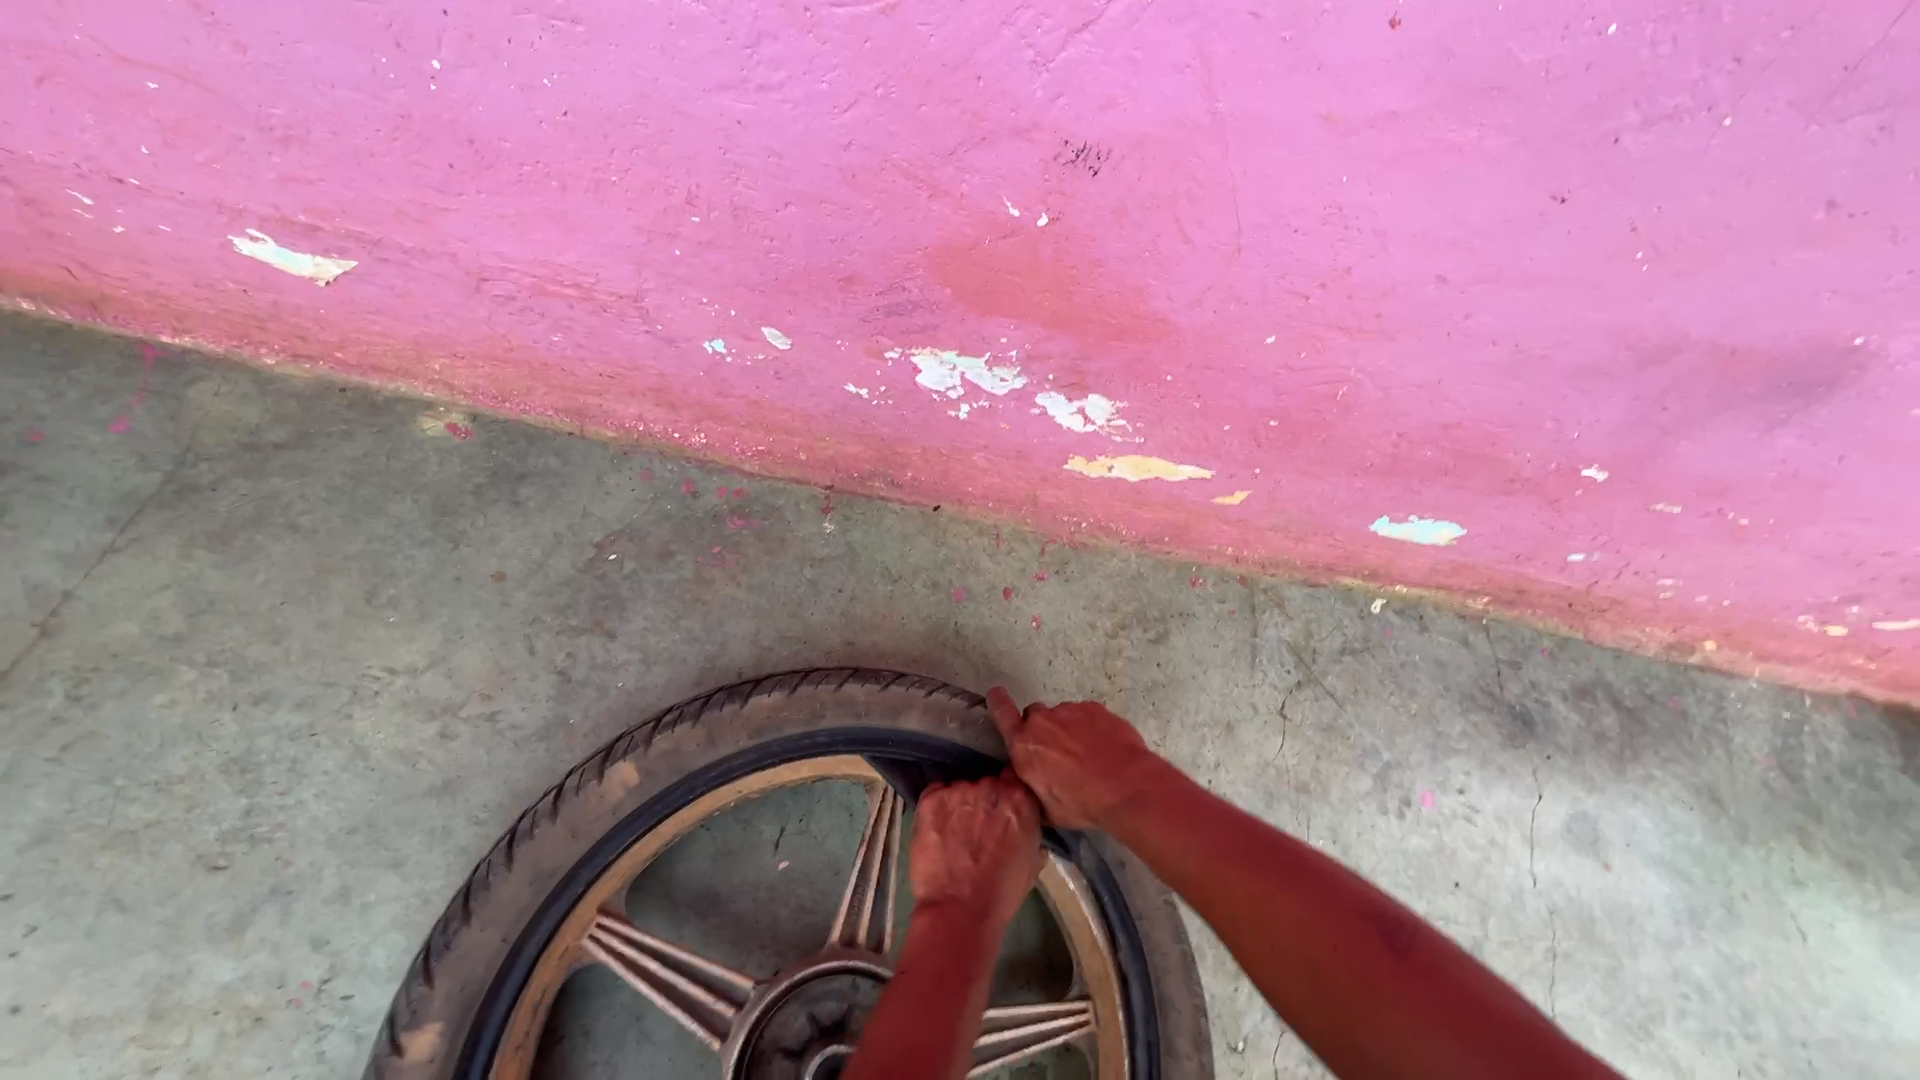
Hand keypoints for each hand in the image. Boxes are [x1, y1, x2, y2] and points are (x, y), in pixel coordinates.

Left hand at [909, 774, 1043, 928]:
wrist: (959, 910)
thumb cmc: (1002, 892)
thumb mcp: (1033, 862)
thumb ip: (1030, 833)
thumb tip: (1024, 825)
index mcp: (1020, 799)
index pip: (1014, 780)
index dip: (1007, 796)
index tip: (1001, 812)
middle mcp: (990, 787)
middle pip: (987, 785)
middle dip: (984, 801)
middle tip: (979, 827)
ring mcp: (958, 791)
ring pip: (961, 789)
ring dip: (960, 805)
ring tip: (956, 833)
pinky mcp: (931, 800)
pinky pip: (936, 793)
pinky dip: (937, 807)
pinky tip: (938, 829)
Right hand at [986, 688, 1157, 829]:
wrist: (1126, 786)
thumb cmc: (1082, 803)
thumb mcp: (1046, 808)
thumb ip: (1029, 787)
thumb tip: (1022, 779)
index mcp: (1024, 744)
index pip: (1002, 712)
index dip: (997, 702)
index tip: (996, 694)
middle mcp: (1043, 721)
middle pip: (1035, 716)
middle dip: (1041, 730)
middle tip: (1057, 753)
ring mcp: (1070, 711)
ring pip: (1062, 717)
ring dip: (1068, 730)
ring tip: (1087, 755)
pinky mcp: (1095, 709)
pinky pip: (1086, 715)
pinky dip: (1090, 728)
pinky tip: (1103, 748)